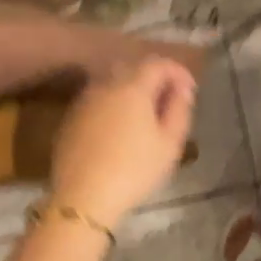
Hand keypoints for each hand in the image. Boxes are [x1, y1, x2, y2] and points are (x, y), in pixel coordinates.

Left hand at [49, 57, 196, 227]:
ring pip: (112, 84)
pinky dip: (113, 106)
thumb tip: (183, 88)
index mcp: (132, 87)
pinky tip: (120, 130)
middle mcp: (105, 86)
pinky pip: (98, 102)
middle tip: (170, 101)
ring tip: (146, 116)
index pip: (158, 63)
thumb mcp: (169, 144)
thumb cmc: (135, 170)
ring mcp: (84, 102)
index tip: (190, 89)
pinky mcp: (70, 120)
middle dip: (155, 79)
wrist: (84, 197)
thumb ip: (179, 109)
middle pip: (133, 69)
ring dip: (132, 92)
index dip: (177, 71)